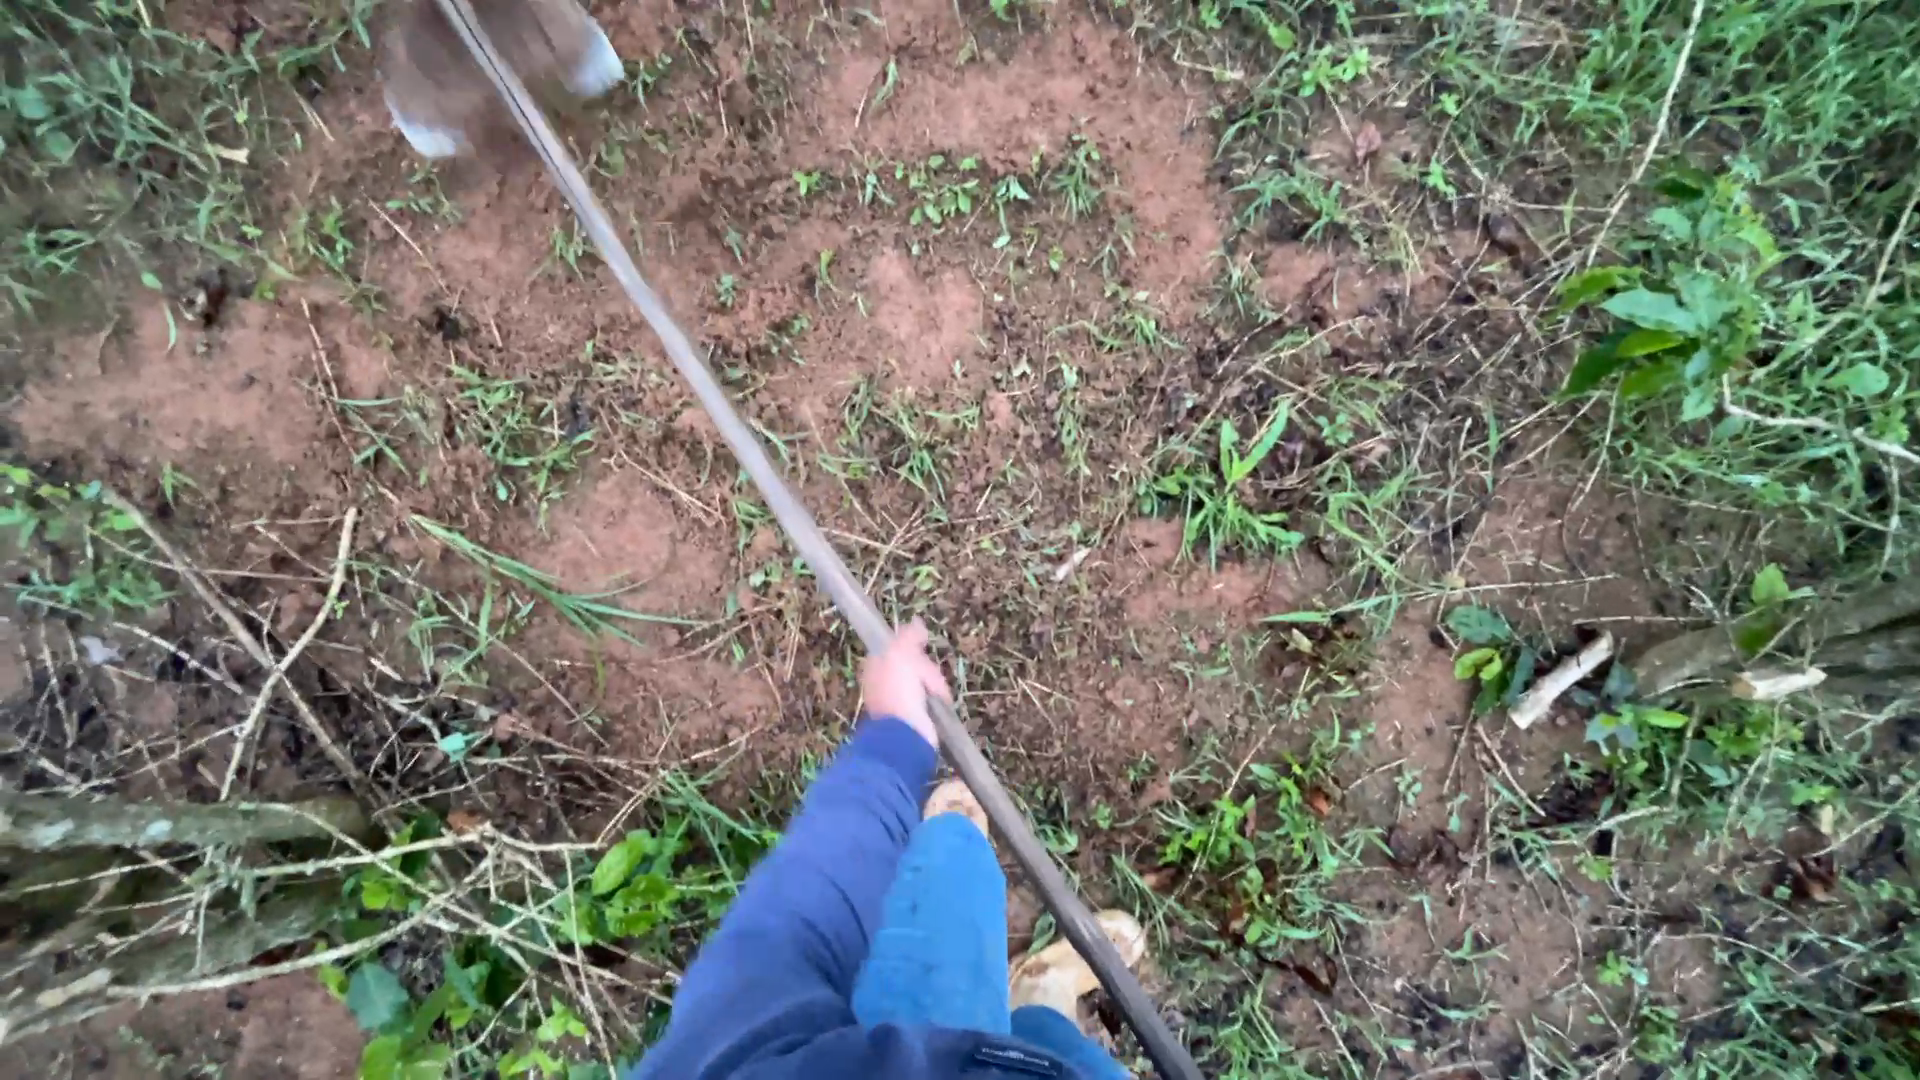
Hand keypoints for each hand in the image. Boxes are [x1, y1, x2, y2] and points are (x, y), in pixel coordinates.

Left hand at [860, 619, 950, 747]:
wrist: (906, 733)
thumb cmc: (898, 691)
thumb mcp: (900, 654)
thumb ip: (908, 637)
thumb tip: (917, 621)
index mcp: (876, 666)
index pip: (897, 647)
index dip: (912, 647)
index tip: (921, 648)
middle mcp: (884, 682)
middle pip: (915, 664)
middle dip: (927, 669)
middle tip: (928, 678)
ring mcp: (899, 700)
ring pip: (926, 681)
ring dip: (936, 685)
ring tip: (936, 696)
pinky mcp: (914, 714)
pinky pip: (932, 698)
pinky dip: (938, 700)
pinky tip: (939, 704)